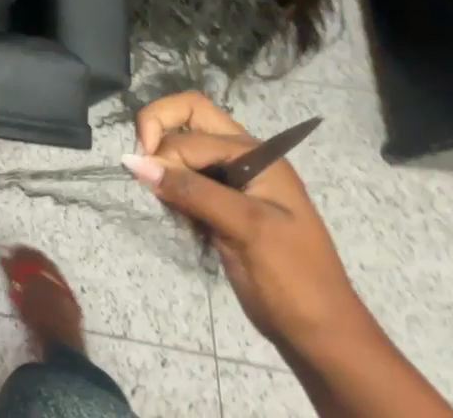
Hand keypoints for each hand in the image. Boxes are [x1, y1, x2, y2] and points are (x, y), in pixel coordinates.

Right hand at [125, 92, 368, 349]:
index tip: (151, 183)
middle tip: (143, 172)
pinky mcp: (221, 206)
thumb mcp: (246, 228)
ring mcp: (232, 183)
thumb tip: (133, 161)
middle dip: (157, 136)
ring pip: (181, 151)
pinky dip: (172, 193)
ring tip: (173, 210)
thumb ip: (192, 190)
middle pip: (188, 120)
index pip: (191, 131)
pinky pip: (184, 181)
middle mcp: (243, 160)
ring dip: (164, 170)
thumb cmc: (293, 277)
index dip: (164, 150)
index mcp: (258, 156)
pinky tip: (183, 222)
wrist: (319, 333)